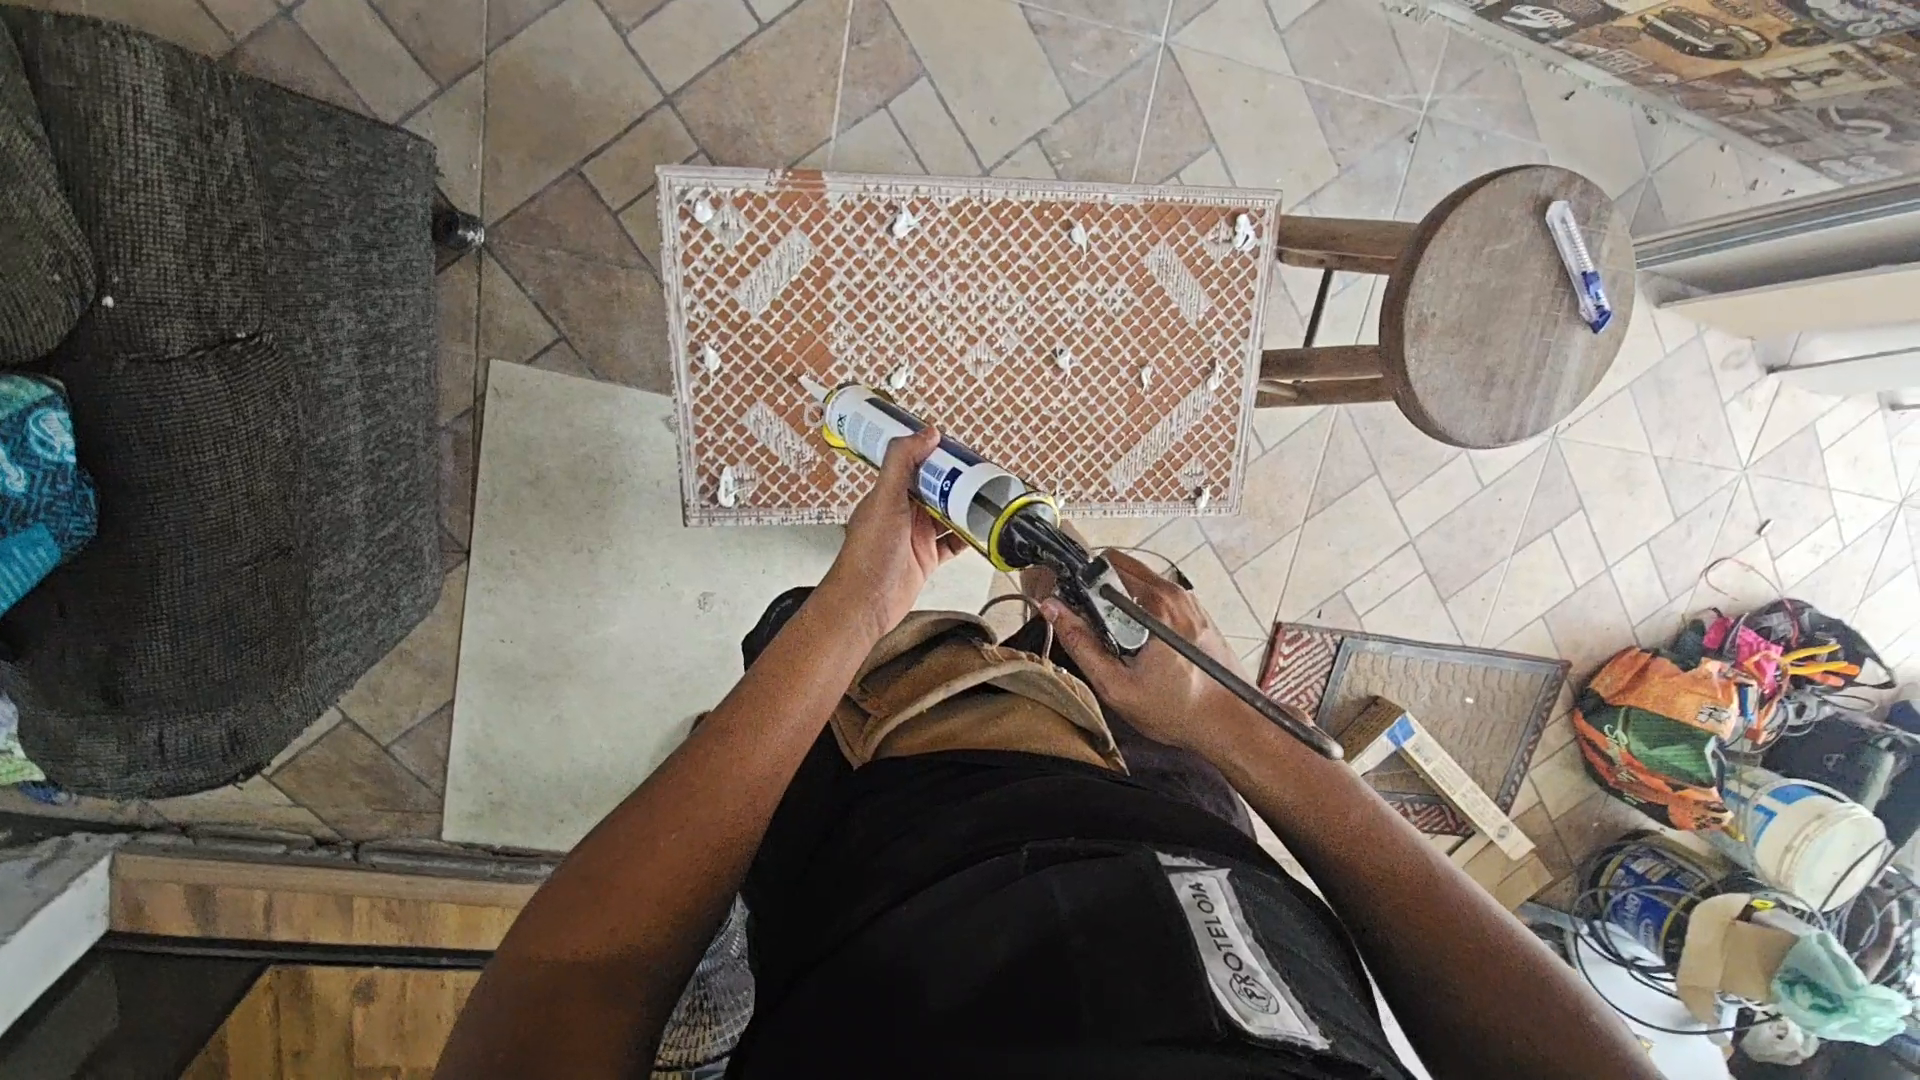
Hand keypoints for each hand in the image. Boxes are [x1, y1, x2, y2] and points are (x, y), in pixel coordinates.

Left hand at [819, 427, 966, 640]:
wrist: (866, 603)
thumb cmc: (868, 554)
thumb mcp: (885, 499)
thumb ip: (902, 462)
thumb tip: (927, 433)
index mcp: (889, 494)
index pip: (916, 465)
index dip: (938, 456)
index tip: (961, 450)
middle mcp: (903, 513)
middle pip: (936, 490)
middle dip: (958, 482)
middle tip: (983, 475)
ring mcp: (915, 537)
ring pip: (947, 516)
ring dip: (965, 509)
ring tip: (987, 499)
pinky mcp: (926, 559)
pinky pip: (952, 544)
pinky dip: (967, 538)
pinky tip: (981, 532)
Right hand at [1040, 551, 1247, 752]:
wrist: (1230, 724)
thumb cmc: (1178, 709)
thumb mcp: (1116, 685)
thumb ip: (1080, 643)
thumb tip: (1053, 609)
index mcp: (1157, 604)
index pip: (1105, 565)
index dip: (1080, 582)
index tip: (1071, 605)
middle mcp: (1176, 594)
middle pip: (1121, 567)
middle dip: (1097, 589)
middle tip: (1091, 625)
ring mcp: (1189, 601)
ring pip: (1138, 581)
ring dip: (1118, 600)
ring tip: (1115, 639)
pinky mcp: (1196, 612)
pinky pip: (1156, 596)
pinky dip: (1139, 609)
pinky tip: (1138, 643)